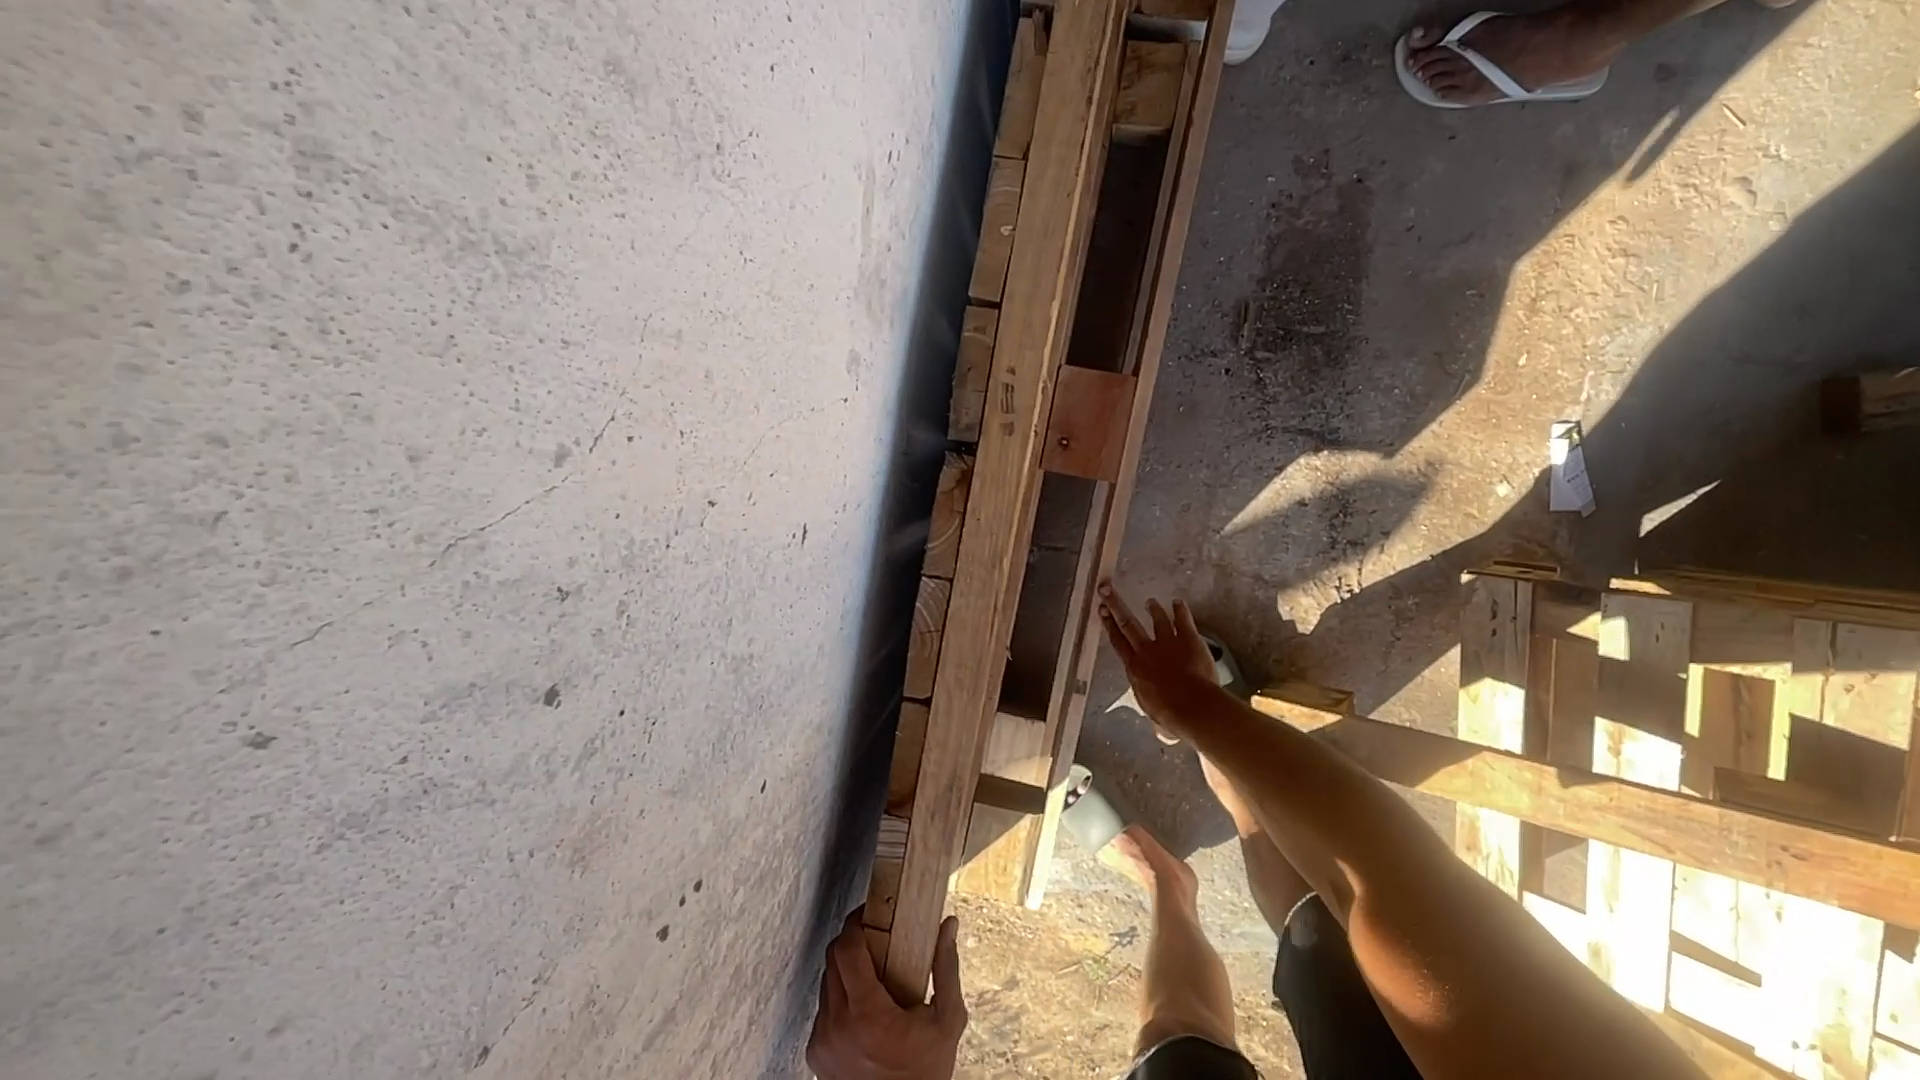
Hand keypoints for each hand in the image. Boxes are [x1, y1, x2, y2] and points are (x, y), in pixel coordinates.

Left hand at [806, 909, 967, 1079]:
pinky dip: (840, 998)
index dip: (855, 924)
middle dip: (852, 942)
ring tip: (873, 972)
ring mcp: (821, 1041)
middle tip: (875, 936)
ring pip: (826, 982)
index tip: (869, 914)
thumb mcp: (947, 1021)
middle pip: (832, 960)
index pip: (846, 950)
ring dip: (845, 969)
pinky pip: (823, 1009)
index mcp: (866, 1015)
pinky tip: (863, 1004)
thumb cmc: (924, 1074)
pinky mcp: (815, 1054)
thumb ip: (946, 969)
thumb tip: (949, 926)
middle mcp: (836, 1026)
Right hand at [1096, 581, 1220, 736]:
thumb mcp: (1156, 716)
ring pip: (1157, 620)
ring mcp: (1168, 642)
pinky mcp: (1188, 639)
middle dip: (1115, 605)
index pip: (1118, 643)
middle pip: (1128, 624)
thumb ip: (1156, 713)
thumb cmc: (1172, 716)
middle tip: (1106, 590)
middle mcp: (1147, 651)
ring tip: (1150, 601)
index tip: (1101, 611)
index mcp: (1135, 669)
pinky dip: (1180, 610)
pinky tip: (1178, 602)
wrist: (1193, 707)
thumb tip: (1160, 731)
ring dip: (1153, 609)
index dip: (1108, 626)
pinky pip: (1182, 620)